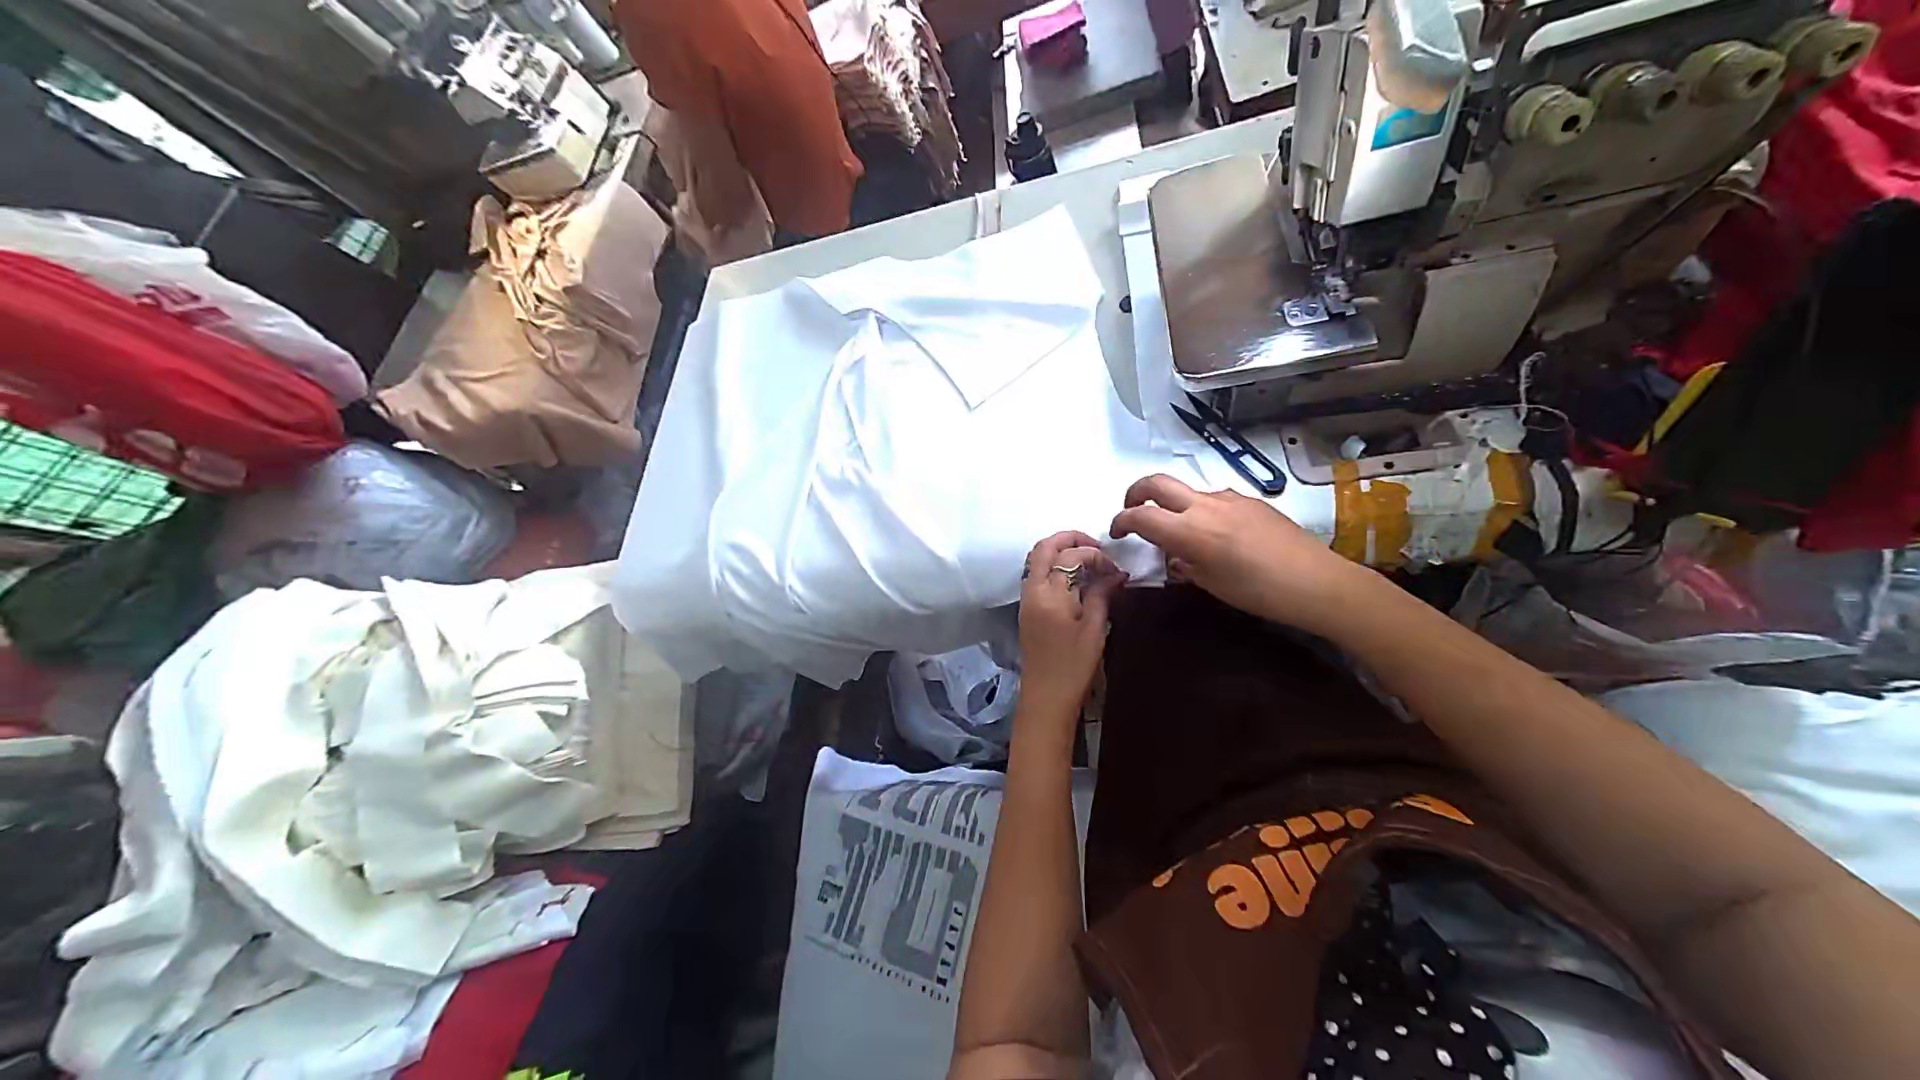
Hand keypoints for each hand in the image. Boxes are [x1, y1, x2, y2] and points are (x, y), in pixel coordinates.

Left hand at [1017, 531, 1125, 724]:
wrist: (1046, 697)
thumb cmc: (1073, 666)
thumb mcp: (1094, 629)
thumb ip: (1101, 595)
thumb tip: (1115, 574)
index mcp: (1049, 593)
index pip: (1071, 555)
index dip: (1096, 555)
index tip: (1115, 570)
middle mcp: (1032, 590)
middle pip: (1045, 547)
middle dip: (1071, 539)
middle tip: (1097, 547)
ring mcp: (1027, 599)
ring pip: (1037, 559)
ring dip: (1061, 551)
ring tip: (1089, 560)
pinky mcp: (1027, 609)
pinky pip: (1036, 575)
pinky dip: (1054, 567)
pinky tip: (1076, 578)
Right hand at [1109, 474, 1381, 633]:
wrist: (1318, 582)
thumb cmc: (1259, 592)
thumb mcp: (1212, 584)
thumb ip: (1185, 564)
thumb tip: (1175, 556)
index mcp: (1190, 530)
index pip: (1141, 515)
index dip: (1121, 521)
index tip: (1116, 531)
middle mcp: (1205, 506)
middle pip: (1157, 483)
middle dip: (1136, 493)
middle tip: (1132, 510)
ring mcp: (1230, 499)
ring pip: (1188, 491)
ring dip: (1173, 503)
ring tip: (1178, 530)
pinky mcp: (1251, 501)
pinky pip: (1214, 499)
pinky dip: (1201, 509)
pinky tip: (1215, 533)